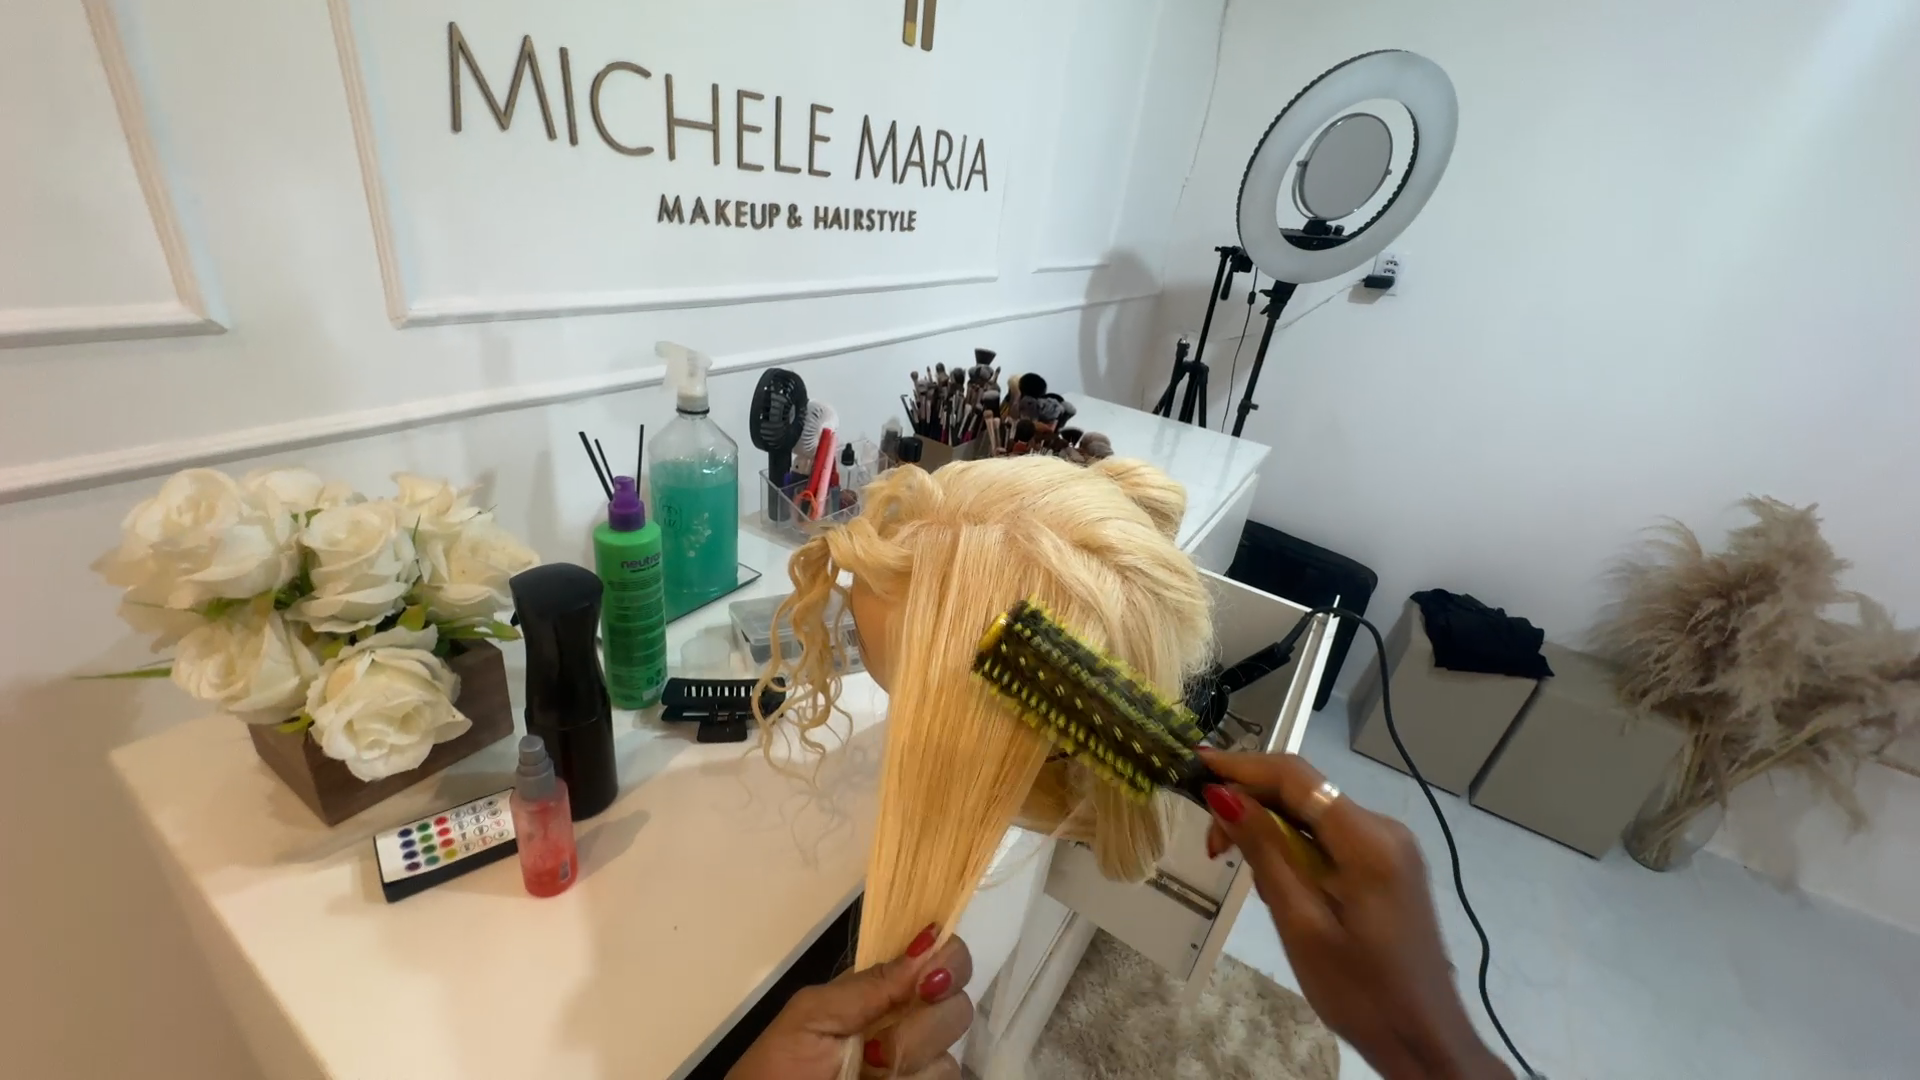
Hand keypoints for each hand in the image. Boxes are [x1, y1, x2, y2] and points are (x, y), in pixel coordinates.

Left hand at [727, 927, 974, 1079]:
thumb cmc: (777, 1069)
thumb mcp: (813, 1015)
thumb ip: (870, 984)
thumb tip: (929, 940)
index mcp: (882, 989)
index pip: (940, 955)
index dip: (947, 960)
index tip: (927, 982)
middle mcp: (908, 1023)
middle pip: (958, 1002)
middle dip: (925, 1023)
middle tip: (879, 1048)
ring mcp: (915, 1069)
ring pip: (950, 1055)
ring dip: (911, 1063)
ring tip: (869, 1075)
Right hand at [1198, 750, 1511, 1079]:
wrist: (1428, 1046)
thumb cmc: (1360, 992)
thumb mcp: (1299, 922)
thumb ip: (1262, 849)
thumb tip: (1220, 794)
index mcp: (1368, 840)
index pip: (1294, 776)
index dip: (1240, 765)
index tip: (1194, 767)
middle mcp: (1382, 827)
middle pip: (1302, 789)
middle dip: (1248, 799)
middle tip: (1211, 840)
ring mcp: (1387, 844)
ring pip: (1310, 809)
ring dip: (1266, 824)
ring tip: (1235, 860)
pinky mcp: (1384, 861)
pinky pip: (1325, 832)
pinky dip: (1290, 842)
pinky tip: (1273, 874)